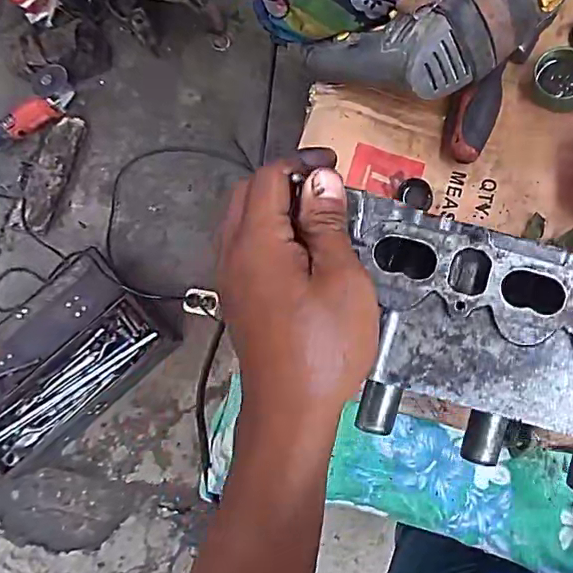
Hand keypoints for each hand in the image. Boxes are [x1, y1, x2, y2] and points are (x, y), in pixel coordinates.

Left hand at [215, 149, 379, 426]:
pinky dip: (272, 231)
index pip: (268, 179)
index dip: (301, 163)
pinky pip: (246, 246)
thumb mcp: (341, 278)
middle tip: (329, 188)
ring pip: (243, 220)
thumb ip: (327, 225)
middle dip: (286, 179)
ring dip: (277, 205)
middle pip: (248, 194)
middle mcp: (232, 255)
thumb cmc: (326, 345)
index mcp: (257, 244)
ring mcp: (231, 279)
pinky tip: (304, 250)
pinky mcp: (239, 298)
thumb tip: (321, 180)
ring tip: (321, 215)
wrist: (292, 409)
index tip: (335, 165)